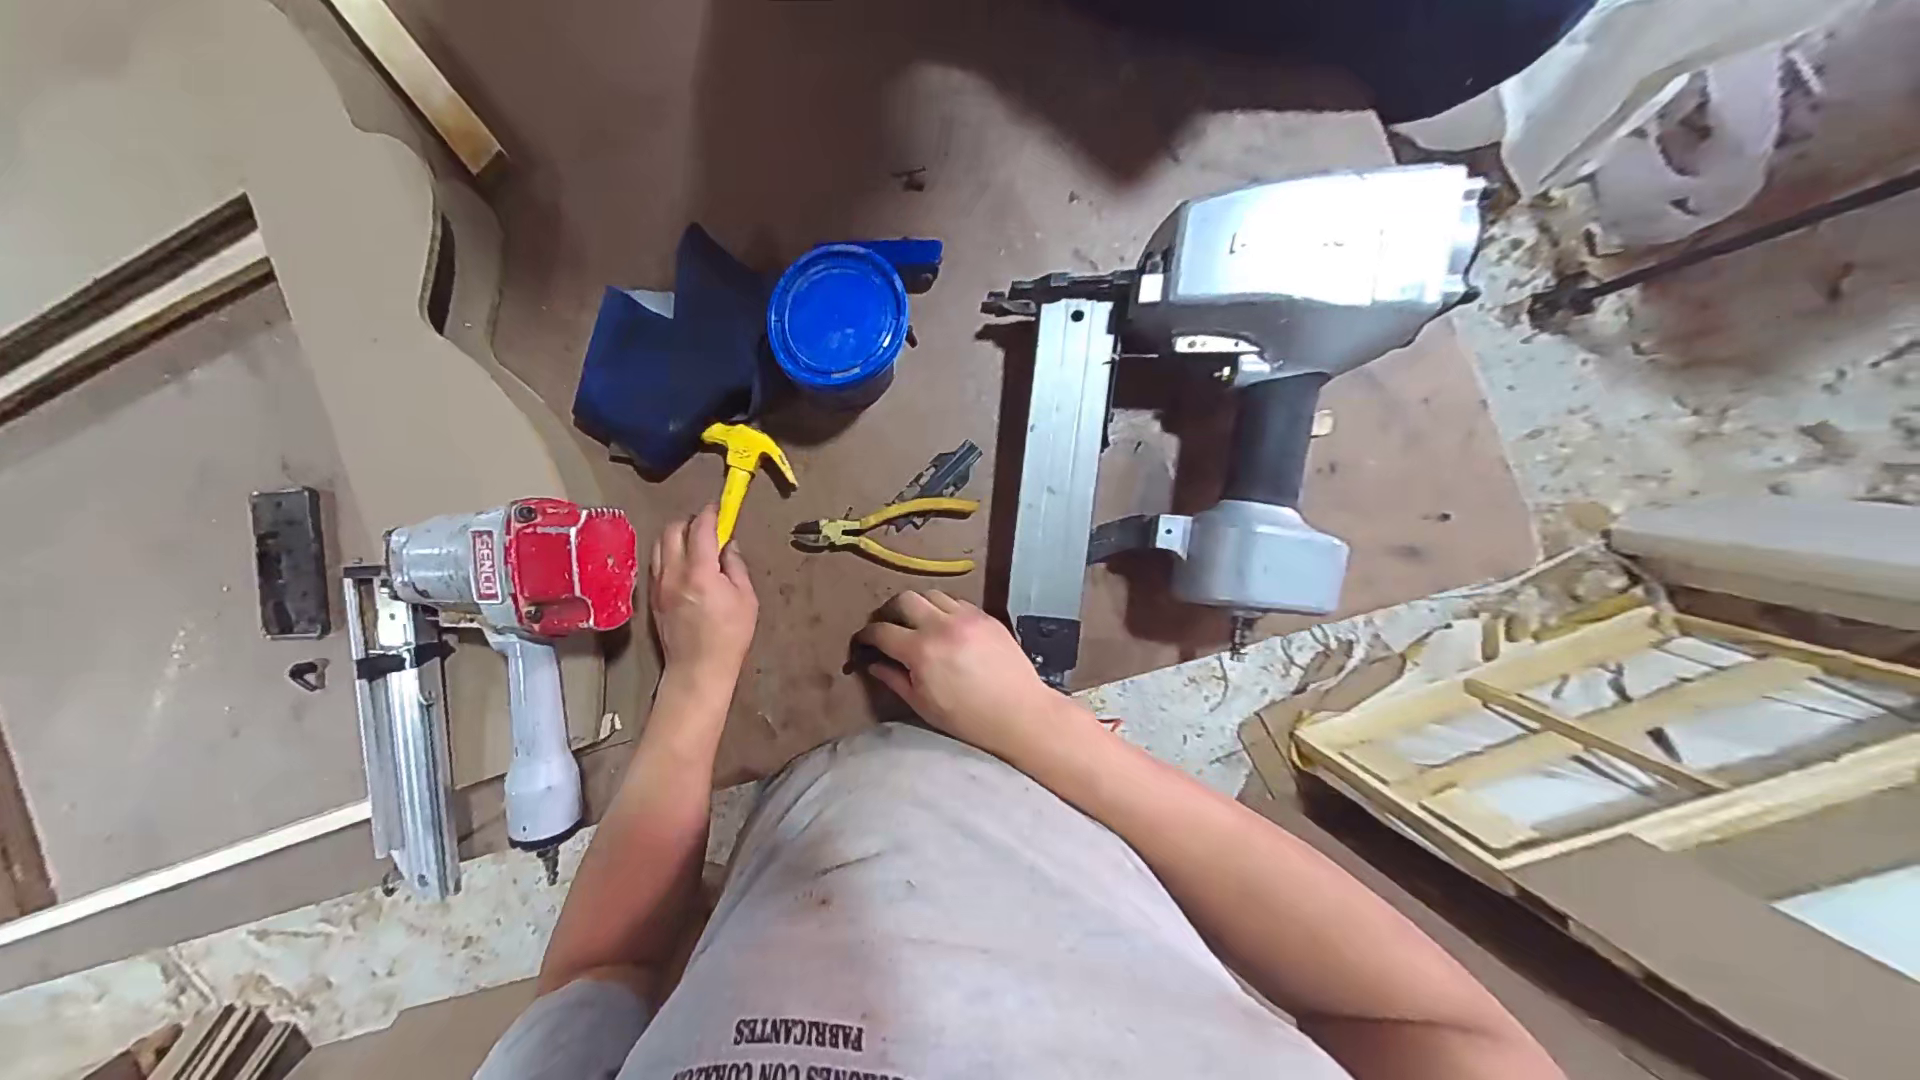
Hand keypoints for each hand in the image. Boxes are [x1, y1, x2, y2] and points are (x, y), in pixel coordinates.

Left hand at [649, 504, 756, 685]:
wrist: (698, 669)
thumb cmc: (730, 635)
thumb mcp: (746, 599)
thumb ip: (736, 567)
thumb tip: (729, 546)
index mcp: (701, 572)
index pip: (701, 529)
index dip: (711, 514)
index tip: (719, 508)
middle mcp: (674, 572)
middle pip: (673, 530)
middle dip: (690, 520)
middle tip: (707, 524)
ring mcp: (658, 584)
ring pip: (659, 543)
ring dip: (675, 534)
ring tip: (693, 539)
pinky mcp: (652, 595)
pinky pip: (656, 561)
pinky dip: (668, 552)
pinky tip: (682, 560)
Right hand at [855, 590, 1072, 757]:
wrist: (1020, 713)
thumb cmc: (968, 719)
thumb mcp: (923, 704)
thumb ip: (894, 679)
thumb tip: (873, 663)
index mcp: (921, 650)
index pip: (881, 631)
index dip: (866, 635)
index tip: (862, 641)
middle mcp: (942, 625)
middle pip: (904, 599)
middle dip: (890, 610)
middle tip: (888, 627)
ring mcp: (967, 617)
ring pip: (932, 594)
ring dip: (919, 606)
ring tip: (918, 624)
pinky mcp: (986, 616)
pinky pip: (957, 601)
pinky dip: (944, 609)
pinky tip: (946, 627)